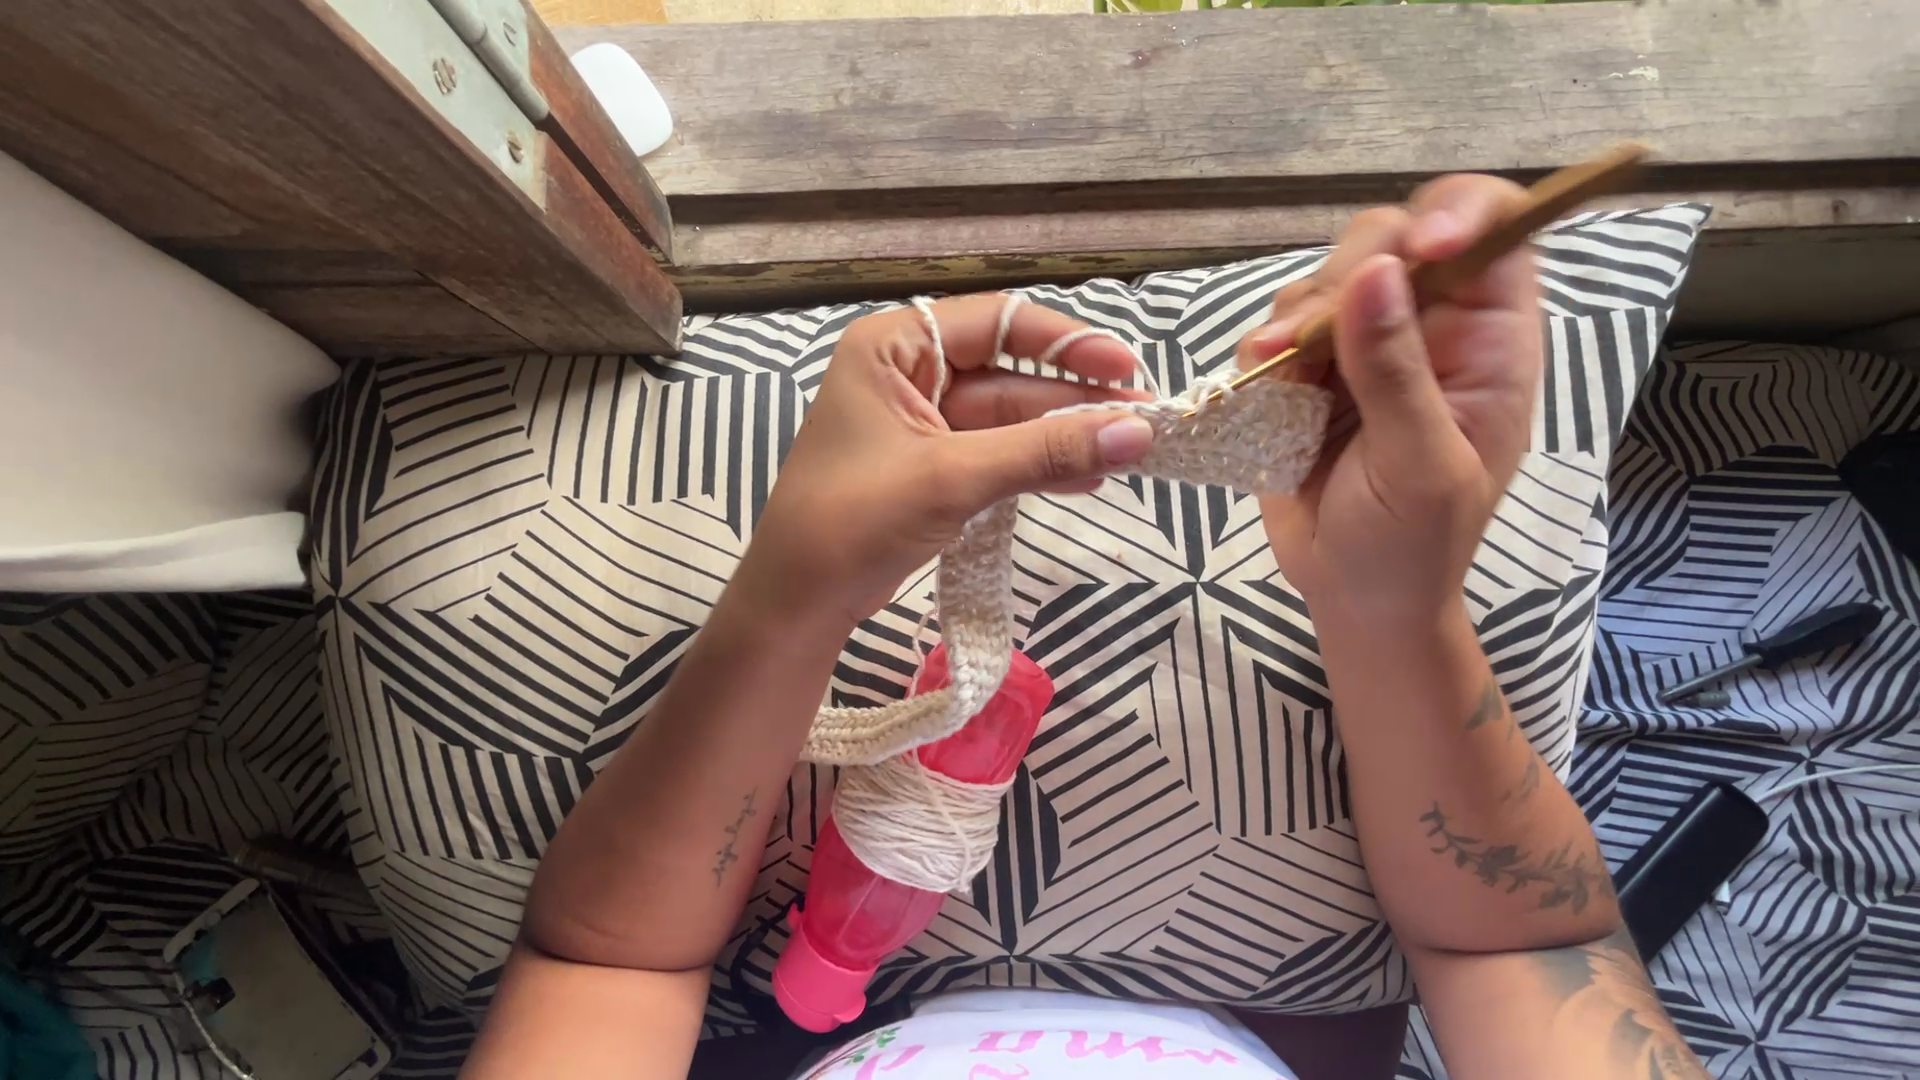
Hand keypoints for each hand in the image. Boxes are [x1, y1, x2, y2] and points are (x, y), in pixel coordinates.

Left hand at [736, 294, 1155, 628]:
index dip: (1067, 342)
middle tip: (1143, 423)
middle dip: (1073, 402)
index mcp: (895, 347)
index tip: (1127, 370)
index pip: (997, 322)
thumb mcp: (952, 478)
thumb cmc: (855, 521)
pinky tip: (1085, 480)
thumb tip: (1137, 432)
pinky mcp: (932, 467)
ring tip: (1127, 456)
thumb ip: (1043, 451)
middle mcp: (909, 373)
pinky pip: (996, 454)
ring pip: (1008, 419)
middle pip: (1009, 374)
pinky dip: (1037, 467)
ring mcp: (922, 423)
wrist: (799, 600)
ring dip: (1062, 439)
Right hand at [1251, 176, 1543, 617]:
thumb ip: (1396, 371)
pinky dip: (1261, 349)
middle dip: (1345, 276)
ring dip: (1294, 316)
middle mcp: (1424, 333)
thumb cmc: (1411, 543)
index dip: (1461, 216)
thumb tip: (1375, 271)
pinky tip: (1260, 380)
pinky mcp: (1304, 378)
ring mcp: (1359, 353)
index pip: (1495, 236)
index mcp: (1485, 345)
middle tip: (1306, 334)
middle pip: (1389, 243)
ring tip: (1274, 365)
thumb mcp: (1418, 462)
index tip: (1418, 248)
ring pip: (1322, 284)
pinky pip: (1276, 332)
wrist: (1351, 594)